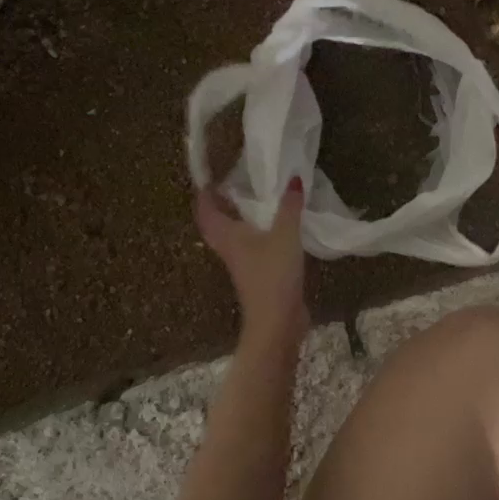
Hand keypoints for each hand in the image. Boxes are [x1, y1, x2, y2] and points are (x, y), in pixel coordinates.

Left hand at [196, 179, 308, 346]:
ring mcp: (243, 265)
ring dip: (238, 221)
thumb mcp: (285, 235)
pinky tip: (273, 230)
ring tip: (253, 203)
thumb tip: (294, 178)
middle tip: (230, 188)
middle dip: (219, 207)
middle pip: (216, 225)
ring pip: (233, 237)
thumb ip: (289, 207)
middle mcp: (229, 249)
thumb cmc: (273, 274)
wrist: (277, 321)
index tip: (210, 178)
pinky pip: (251, 249)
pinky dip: (256, 236)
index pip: (206, 211)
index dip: (205, 194)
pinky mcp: (258, 276)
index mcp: (227, 236)